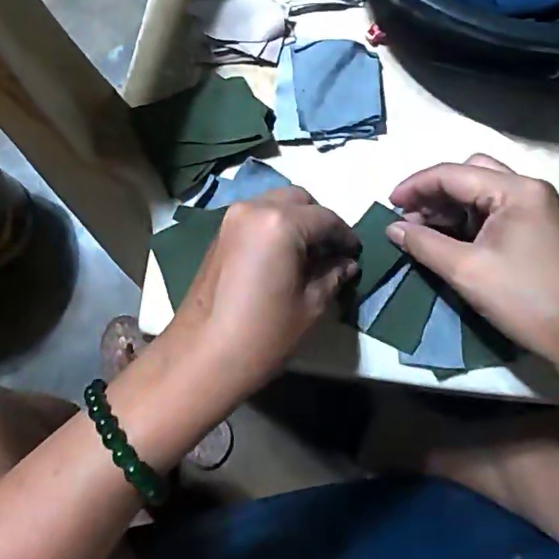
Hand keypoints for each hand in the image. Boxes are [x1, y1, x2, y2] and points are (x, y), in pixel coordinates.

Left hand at [161, 187, 358, 406]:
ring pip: (277, 204)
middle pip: (300, 201)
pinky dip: (276, 226)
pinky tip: (284, 256)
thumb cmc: (263, 334)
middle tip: (332, 252)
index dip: (346, 236)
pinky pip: (258, 216)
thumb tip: (347, 263)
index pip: (326, 218)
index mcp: (281, 222)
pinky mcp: (220, 233)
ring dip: (297, 221)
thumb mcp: (311, 305)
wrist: (201, 358)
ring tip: (309, 255)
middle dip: (320, 221)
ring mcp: (233, 218)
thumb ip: (333, 275)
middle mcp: (255, 208)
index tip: (356, 254)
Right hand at [388, 155, 558, 378]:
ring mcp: (536, 208)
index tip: (388, 204)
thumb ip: (425, 244)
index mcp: (517, 189)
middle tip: (408, 218)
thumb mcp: (466, 271)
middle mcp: (529, 189)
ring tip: (421, 231)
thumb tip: (393, 228)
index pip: (454, 173)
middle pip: (470, 174)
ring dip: (450, 207)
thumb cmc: (525, 300)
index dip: (417, 186)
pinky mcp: (537, 228)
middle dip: (435, 192)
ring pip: (481, 192)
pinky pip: (494, 211)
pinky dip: (468, 221)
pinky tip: (448, 239)